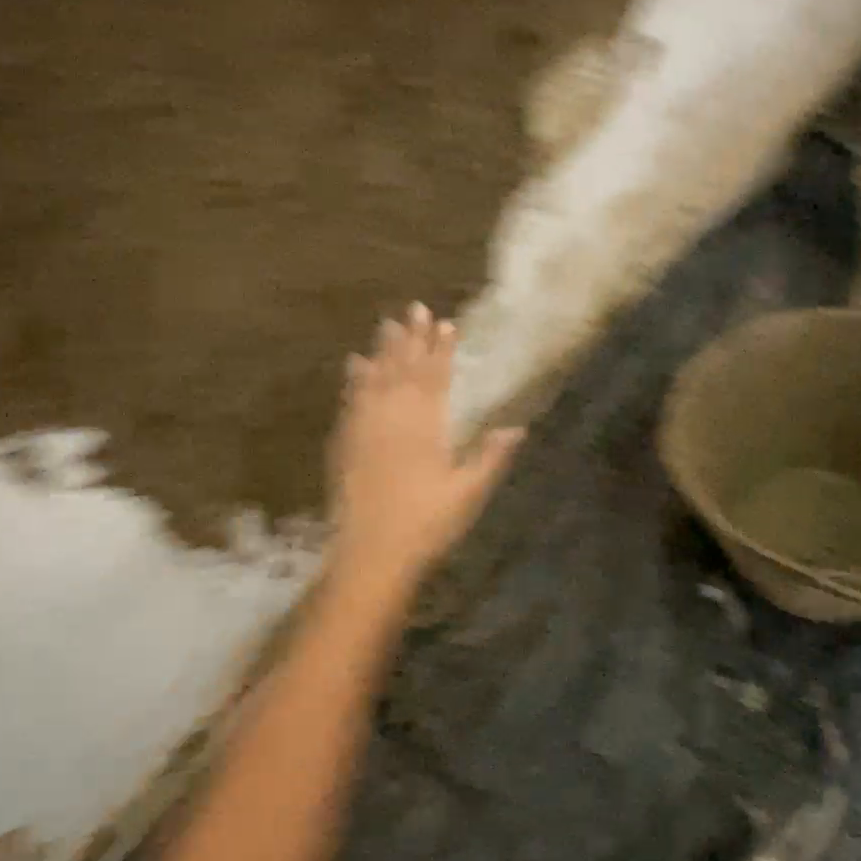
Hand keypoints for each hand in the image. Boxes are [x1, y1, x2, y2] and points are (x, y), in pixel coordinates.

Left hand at [328, 303, 523, 591]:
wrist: (369, 553)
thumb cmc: (425, 525)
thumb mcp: (468, 494)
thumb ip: (490, 457)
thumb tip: (516, 427)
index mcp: (427, 425)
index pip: (436, 377)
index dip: (442, 349)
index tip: (447, 323)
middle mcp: (393, 416)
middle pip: (404, 368)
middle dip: (412, 337)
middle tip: (416, 308)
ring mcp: (365, 427)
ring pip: (375, 377)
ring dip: (383, 349)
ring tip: (387, 324)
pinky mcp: (344, 442)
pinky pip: (351, 399)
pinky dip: (355, 378)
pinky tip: (355, 365)